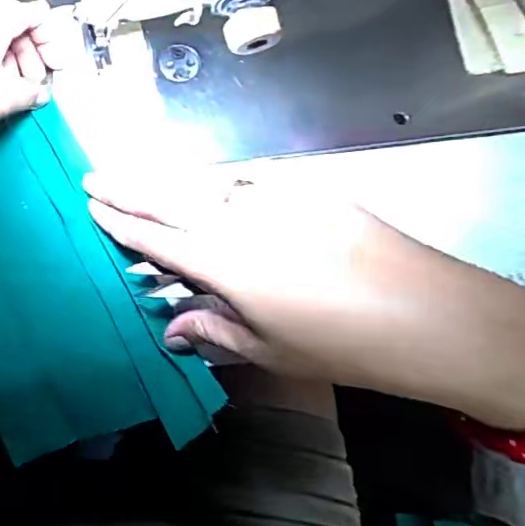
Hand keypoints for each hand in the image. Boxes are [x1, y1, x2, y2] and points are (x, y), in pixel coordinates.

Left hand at [0, 0, 78, 161]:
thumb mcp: (5, 96)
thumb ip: (32, 91)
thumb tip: (37, 92)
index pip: (41, 13)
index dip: (52, 43)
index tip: (54, 69)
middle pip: (18, 21)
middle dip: (31, 54)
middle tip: (31, 85)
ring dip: (9, 61)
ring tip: (7, 93)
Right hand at [84, 171, 524, 429]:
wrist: (431, 314)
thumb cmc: (343, 346)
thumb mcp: (270, 350)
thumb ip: (213, 331)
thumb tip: (171, 328)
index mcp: (226, 264)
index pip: (157, 237)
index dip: (121, 222)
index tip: (93, 205)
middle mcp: (243, 220)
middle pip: (171, 196)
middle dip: (128, 186)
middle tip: (95, 175)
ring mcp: (278, 197)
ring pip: (209, 182)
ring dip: (174, 182)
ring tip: (144, 181)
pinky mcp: (311, 187)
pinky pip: (252, 182)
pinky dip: (226, 186)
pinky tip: (219, 194)